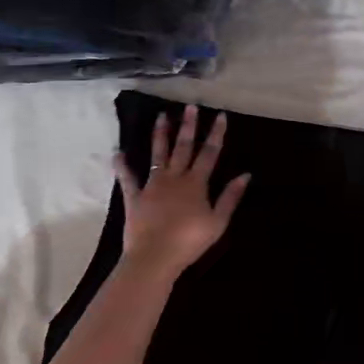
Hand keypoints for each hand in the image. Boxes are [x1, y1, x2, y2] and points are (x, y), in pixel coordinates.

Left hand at [113, 106, 250, 281]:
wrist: (154, 257)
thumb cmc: (190, 241)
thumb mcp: (218, 222)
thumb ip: (230, 197)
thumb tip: (245, 174)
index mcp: (196, 183)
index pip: (209, 153)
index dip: (216, 134)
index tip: (220, 115)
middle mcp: (175, 178)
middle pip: (183, 147)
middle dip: (188, 126)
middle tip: (190, 106)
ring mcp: (153, 186)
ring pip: (158, 155)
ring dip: (160, 135)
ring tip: (161, 116)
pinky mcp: (135, 197)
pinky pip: (128, 179)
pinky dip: (122, 166)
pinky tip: (117, 153)